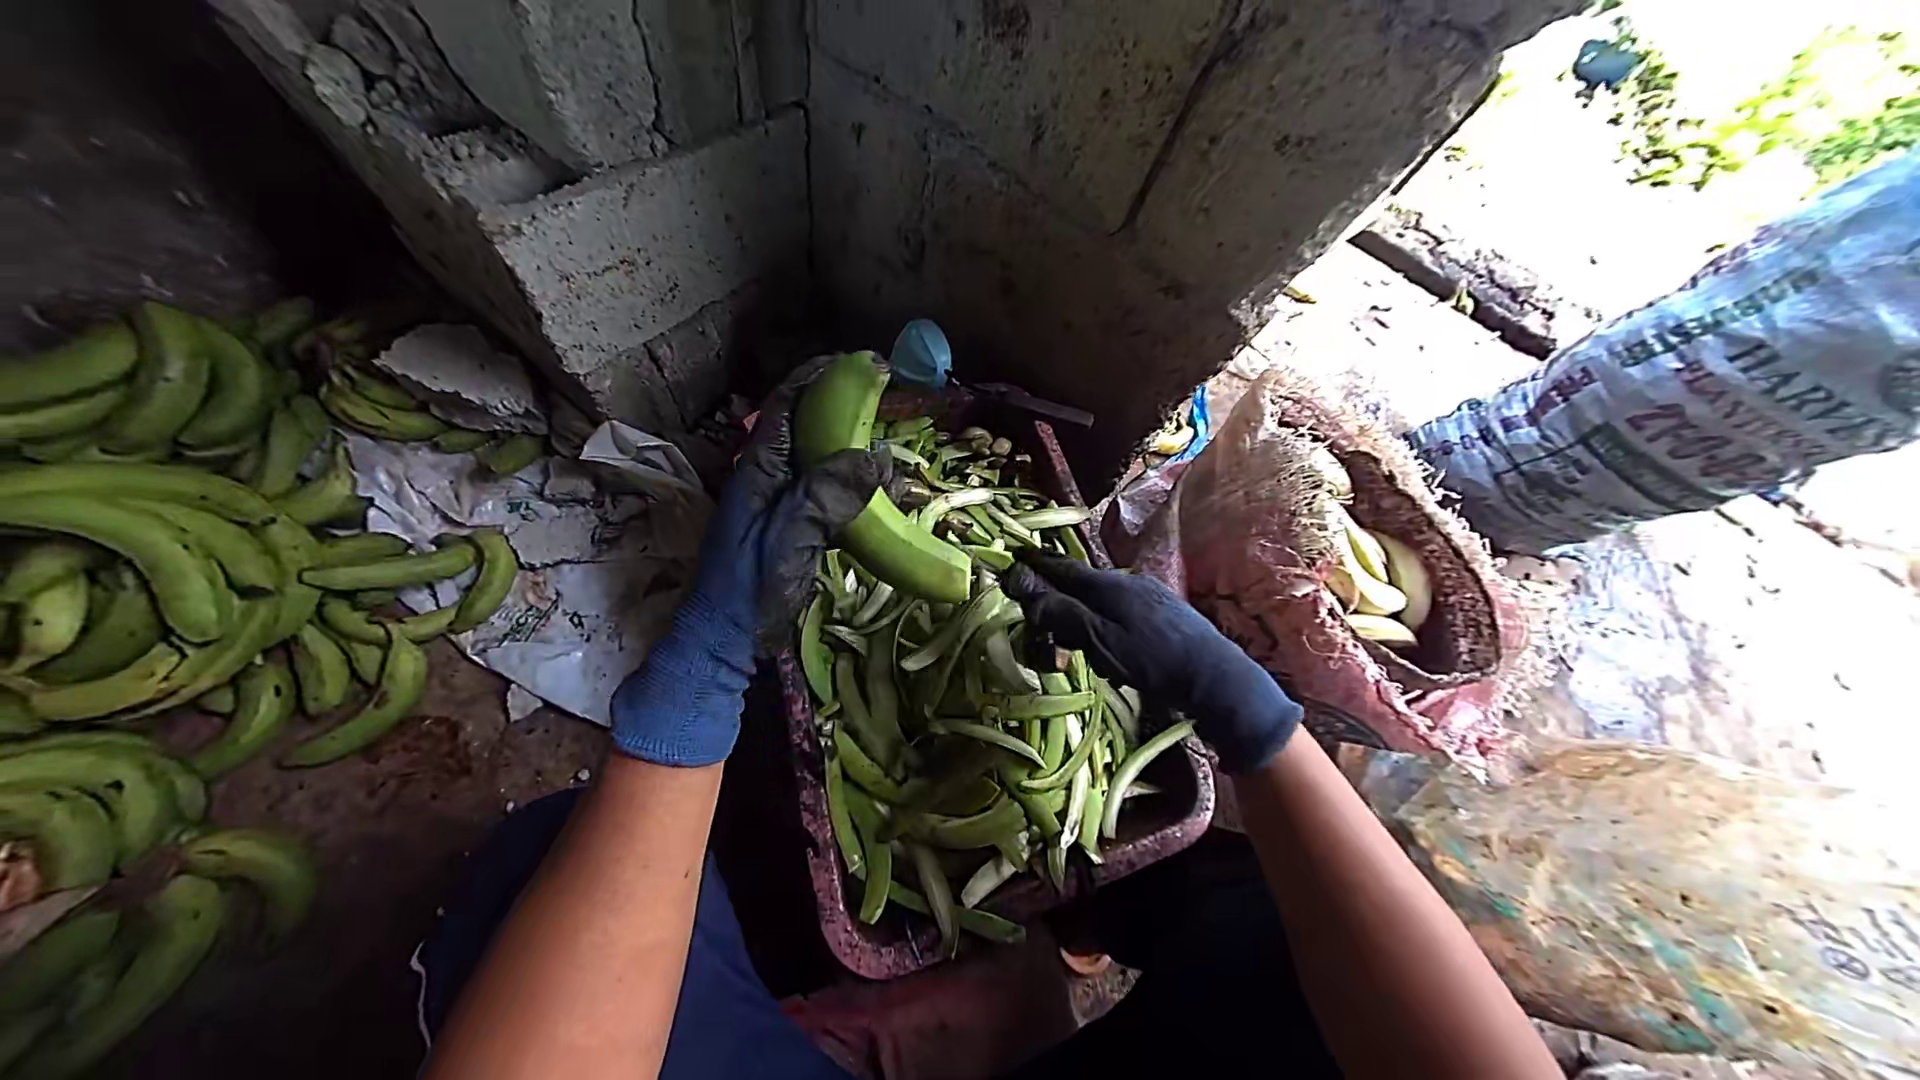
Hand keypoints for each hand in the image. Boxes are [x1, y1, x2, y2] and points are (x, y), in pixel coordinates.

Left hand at [610, 357, 888, 765]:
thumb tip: (877, 456)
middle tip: (886, 404)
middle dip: (845, 411)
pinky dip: (858, 489)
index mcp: (759, 469)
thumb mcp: (788, 536)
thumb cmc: (750, 586)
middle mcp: (770, 477)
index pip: (786, 405)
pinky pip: (831, 494)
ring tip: (895, 455)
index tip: (855, 364)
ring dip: (857, 453)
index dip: (817, 379)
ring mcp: (782, 503)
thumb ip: (828, 495)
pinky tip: (884, 496)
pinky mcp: (795, 527)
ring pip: (823, 461)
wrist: (728, 637)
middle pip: (808, 428)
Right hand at [1002, 552, 1301, 773]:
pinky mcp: (1161, 609)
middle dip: (1059, 599)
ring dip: (1084, 616)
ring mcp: (1147, 593)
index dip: (1037, 564)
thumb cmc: (1153, 660)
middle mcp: (1126, 581)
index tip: (1016, 557)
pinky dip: (1105, 621)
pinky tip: (1113, 647)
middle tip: (1045, 625)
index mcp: (1107, 585)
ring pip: (1101, 599)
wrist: (1215, 675)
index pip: (1062, 568)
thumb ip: (1063, 613)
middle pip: (1080, 584)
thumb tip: (1026, 586)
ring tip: (1082, 648)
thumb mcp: (1100, 641)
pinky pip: (1120, 608)